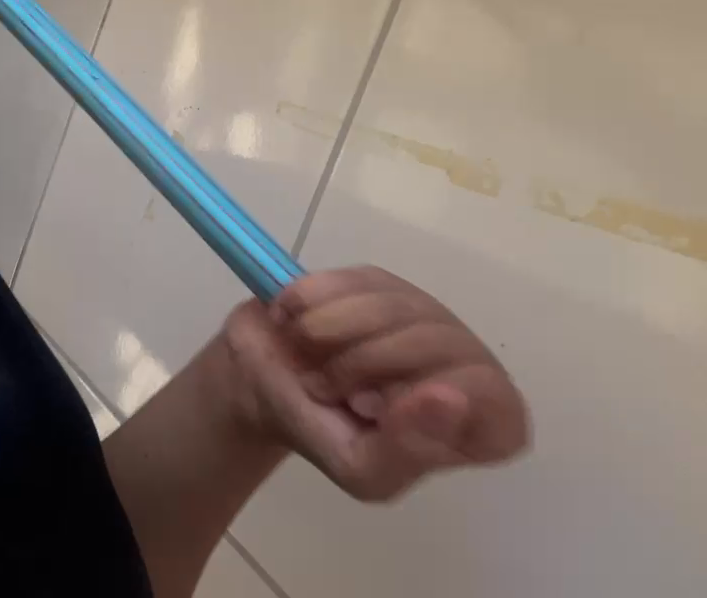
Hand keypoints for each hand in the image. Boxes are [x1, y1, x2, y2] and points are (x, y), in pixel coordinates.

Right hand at [216, 266, 529, 501]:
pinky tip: (291, 318)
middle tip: (321, 383)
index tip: (366, 406)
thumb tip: (450, 396)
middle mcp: (465, 361)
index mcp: (481, 422)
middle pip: (438, 342)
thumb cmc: (314, 428)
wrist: (256, 380)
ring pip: (394, 303)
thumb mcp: (359, 470)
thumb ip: (409, 452)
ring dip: (327, 329)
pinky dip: (308, 298)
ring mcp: (422, 314)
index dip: (424, 399)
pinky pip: (350, 277)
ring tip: (304, 350)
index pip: (491, 397)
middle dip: (359, 362)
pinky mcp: (376, 281)